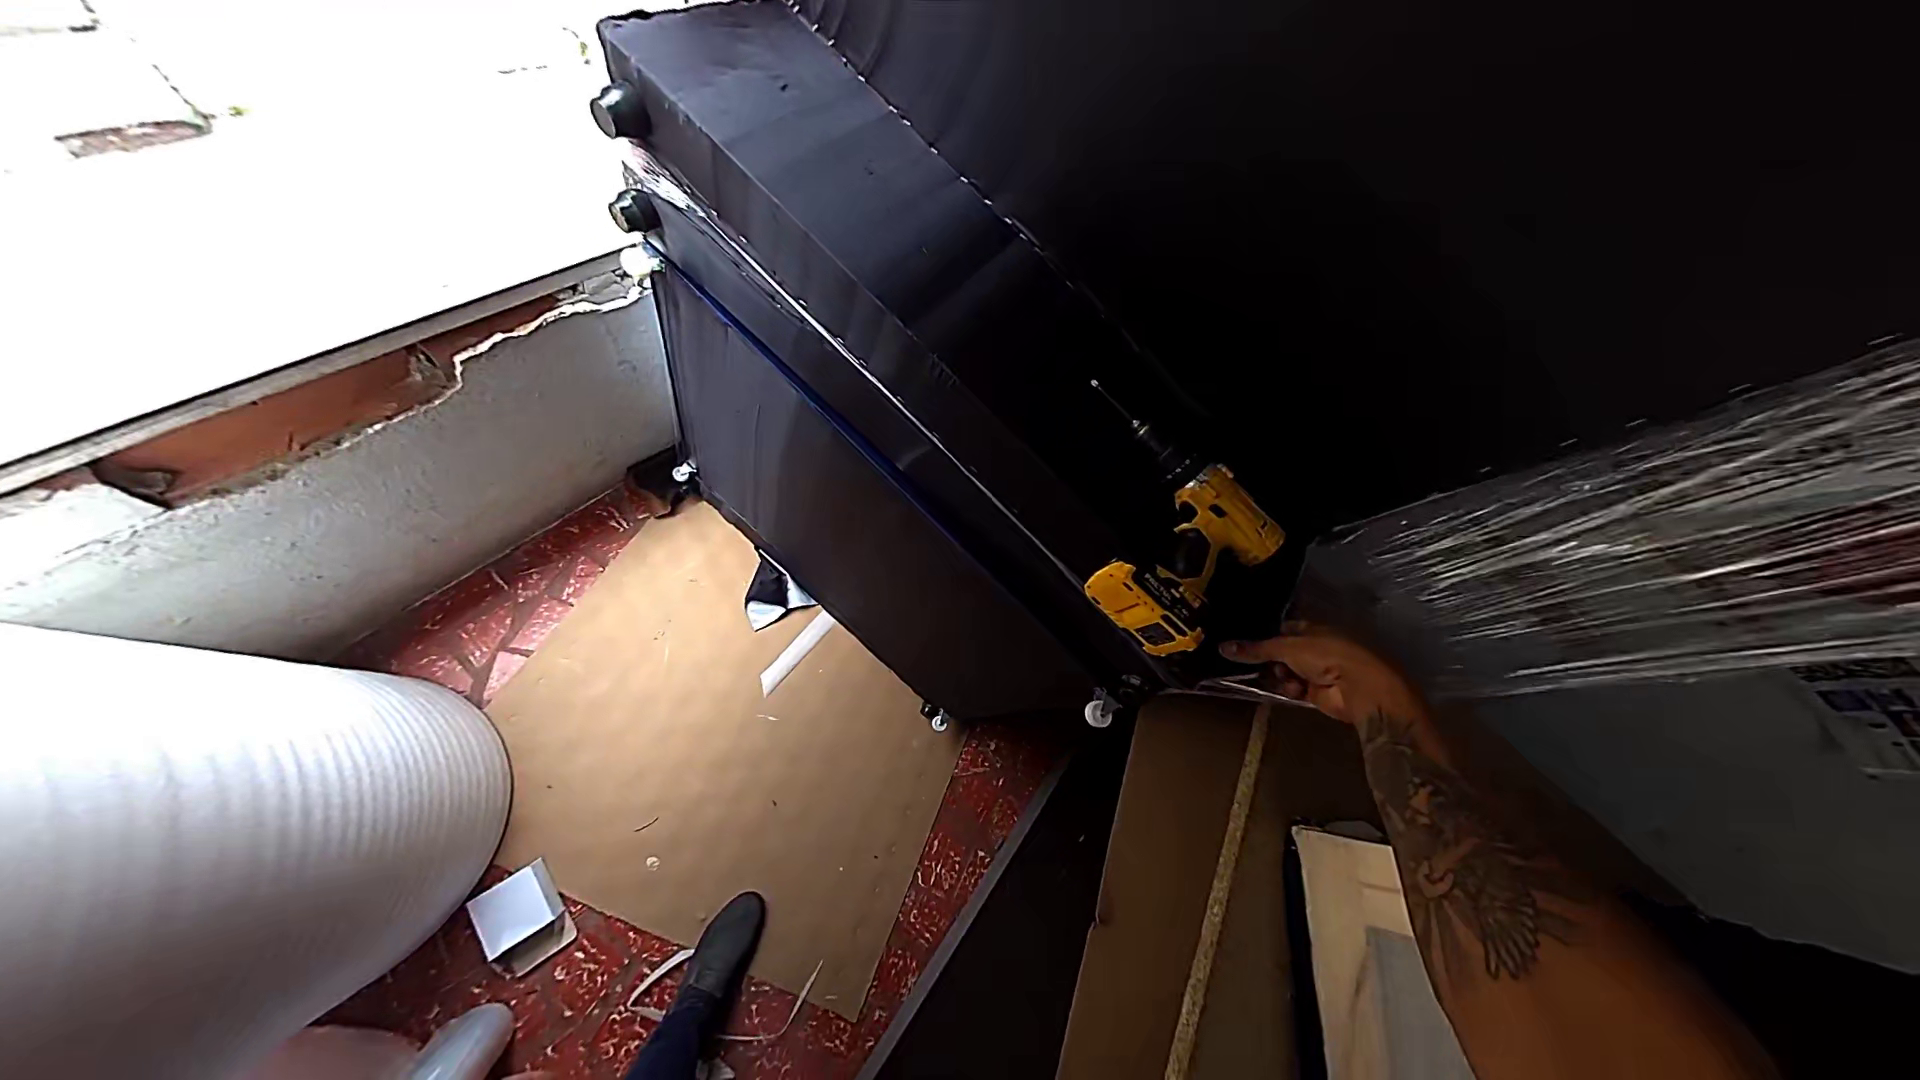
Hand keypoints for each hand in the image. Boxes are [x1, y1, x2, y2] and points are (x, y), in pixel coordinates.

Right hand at [1219, 623, 1412, 724]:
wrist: (1358, 688)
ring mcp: (1315, 670)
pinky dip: (1290, 689)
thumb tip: (1221, 647)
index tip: (1244, 642)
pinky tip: (1293, 690)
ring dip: (1279, 675)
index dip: (1264, 634)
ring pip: (1284, 671)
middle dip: (1268, 658)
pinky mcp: (1315, 691)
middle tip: (1257, 662)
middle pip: (1280, 651)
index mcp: (1311, 629)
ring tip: (1283, 677)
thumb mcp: (1285, 647)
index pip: (1281, 628)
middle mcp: (1313, 647)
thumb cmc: (1327, 655)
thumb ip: (1254, 649)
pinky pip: (1293, 688)